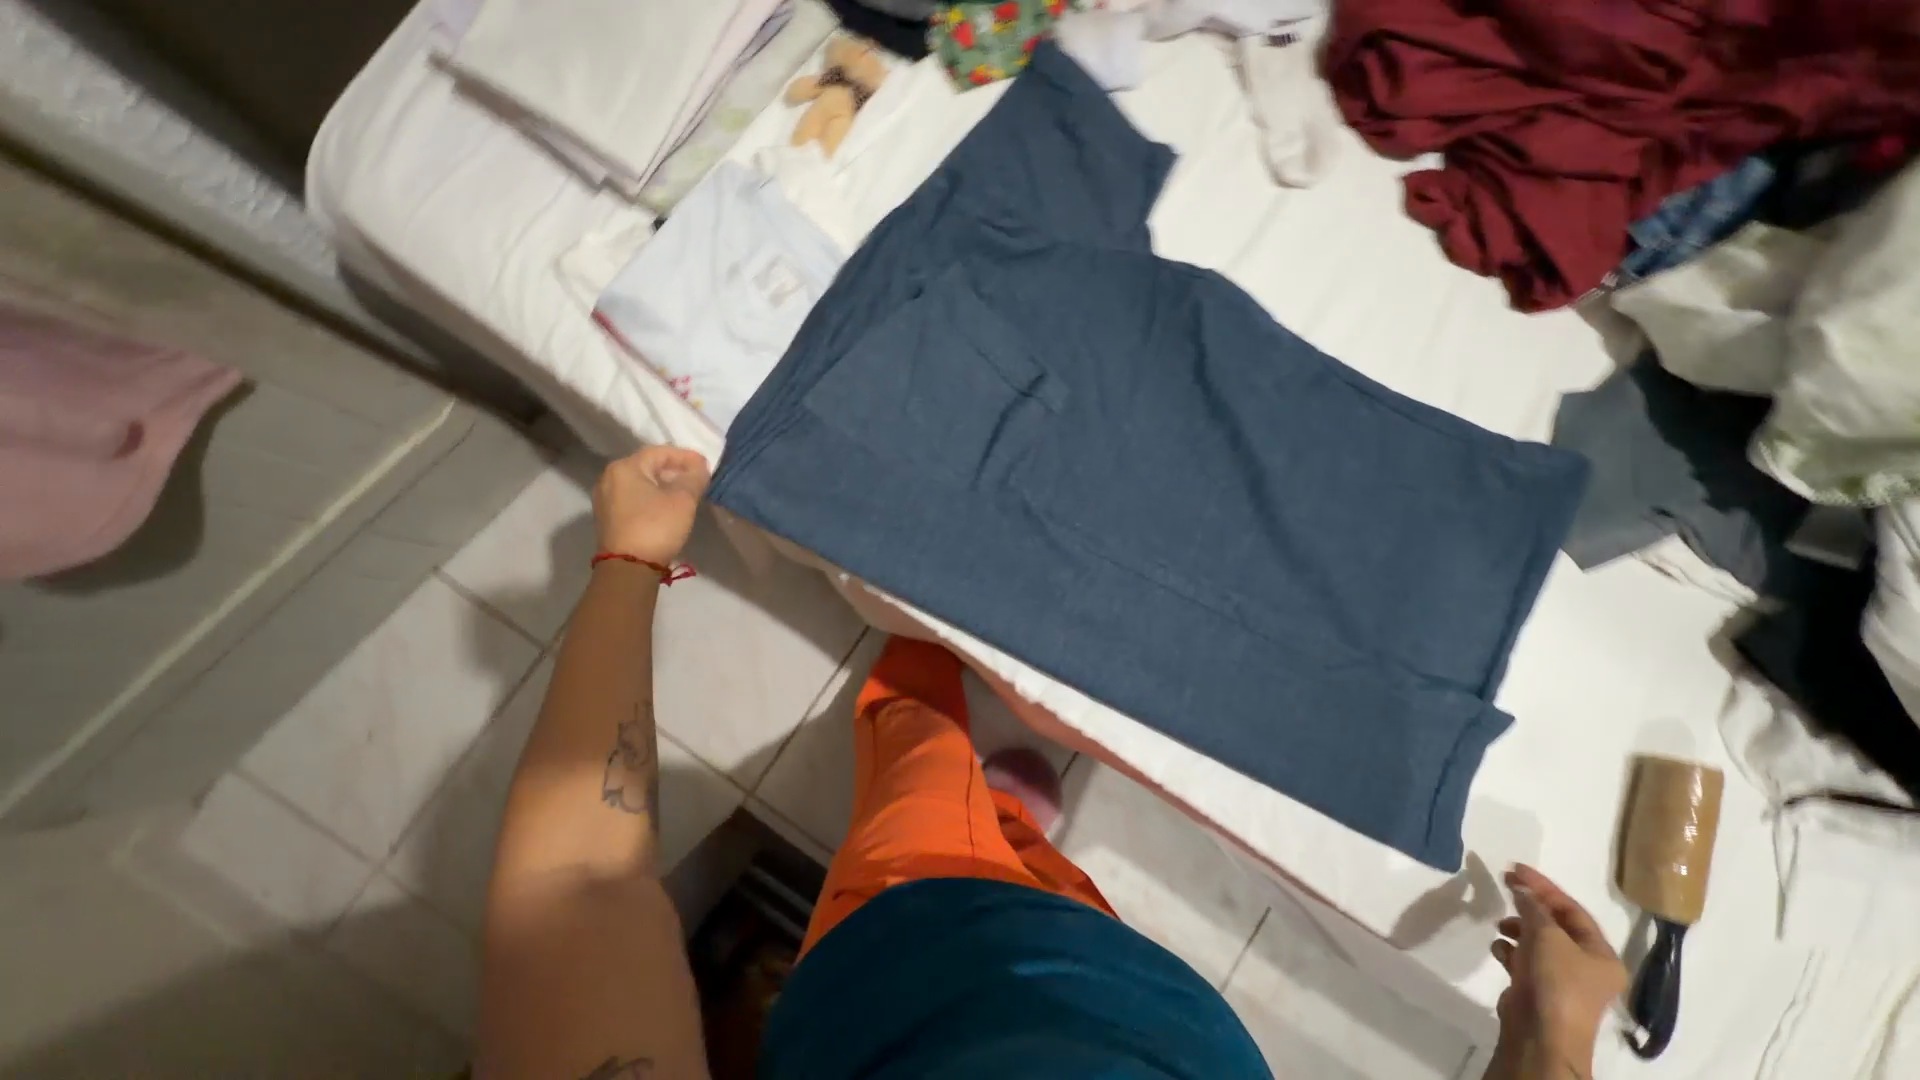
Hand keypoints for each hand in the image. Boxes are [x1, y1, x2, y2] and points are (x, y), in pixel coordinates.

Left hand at [592, 446, 710, 565]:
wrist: (629, 568)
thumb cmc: (656, 527)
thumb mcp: (683, 500)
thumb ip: (694, 478)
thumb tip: (699, 468)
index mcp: (625, 467)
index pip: (660, 452)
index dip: (685, 456)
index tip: (706, 464)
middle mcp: (609, 478)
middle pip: (648, 466)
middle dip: (675, 470)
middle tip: (697, 478)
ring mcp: (605, 498)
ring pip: (641, 483)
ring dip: (664, 484)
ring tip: (686, 492)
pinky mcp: (608, 517)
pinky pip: (634, 497)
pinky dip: (652, 497)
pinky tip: (668, 506)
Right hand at [1489, 864, 1628, 1072]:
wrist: (1542, 1033)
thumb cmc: (1556, 981)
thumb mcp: (1546, 935)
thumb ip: (1532, 907)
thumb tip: (1521, 888)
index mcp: (1602, 955)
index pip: (1572, 910)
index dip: (1544, 887)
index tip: (1515, 868)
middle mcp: (1587, 967)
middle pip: (1556, 925)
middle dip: (1529, 906)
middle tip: (1505, 885)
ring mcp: (1562, 979)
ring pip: (1538, 942)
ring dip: (1517, 929)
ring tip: (1501, 927)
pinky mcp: (1539, 989)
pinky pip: (1524, 960)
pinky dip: (1511, 951)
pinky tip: (1500, 951)